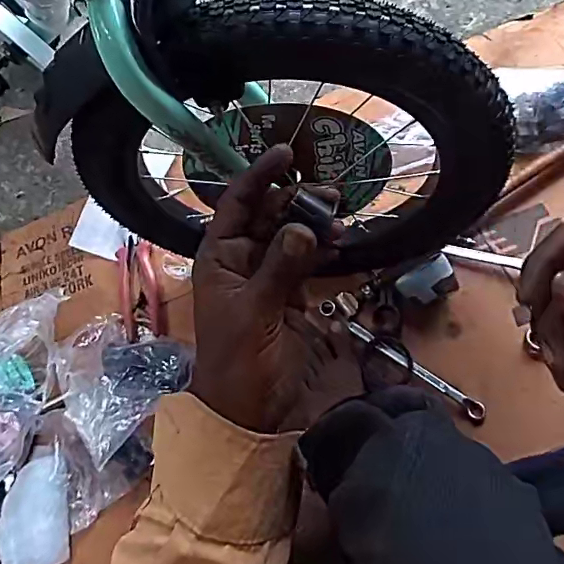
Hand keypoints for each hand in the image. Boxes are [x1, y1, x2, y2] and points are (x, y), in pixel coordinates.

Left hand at [188, 145, 341, 432]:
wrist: (248, 410)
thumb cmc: (237, 359)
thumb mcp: (254, 312)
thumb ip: (279, 268)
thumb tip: (303, 228)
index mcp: (220, 255)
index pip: (238, 204)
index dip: (259, 176)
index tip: (285, 153)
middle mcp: (243, 257)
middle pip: (271, 215)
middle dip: (298, 200)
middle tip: (331, 194)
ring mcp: (269, 275)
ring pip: (293, 236)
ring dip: (316, 225)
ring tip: (340, 219)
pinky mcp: (292, 295)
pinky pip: (309, 263)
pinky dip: (326, 252)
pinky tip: (344, 243)